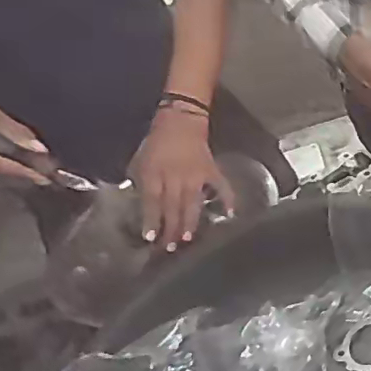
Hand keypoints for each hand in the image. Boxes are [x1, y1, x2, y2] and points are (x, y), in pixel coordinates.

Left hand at [128, 106, 233, 251]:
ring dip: (190, 222)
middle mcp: (175, 177)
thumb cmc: (157, 143)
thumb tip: (147, 205)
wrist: (180, 122)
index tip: (150, 237)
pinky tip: (230, 214)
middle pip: (172, 207)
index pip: (152, 201)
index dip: (151, 220)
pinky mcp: (213, 172)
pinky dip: (227, 200)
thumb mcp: (140, 161)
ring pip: (192, 203)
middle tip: (170, 247)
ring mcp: (196, 176)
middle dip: (170, 228)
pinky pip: (221, 188)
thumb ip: (143, 182)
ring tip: (189, 239)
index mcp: (154, 173)